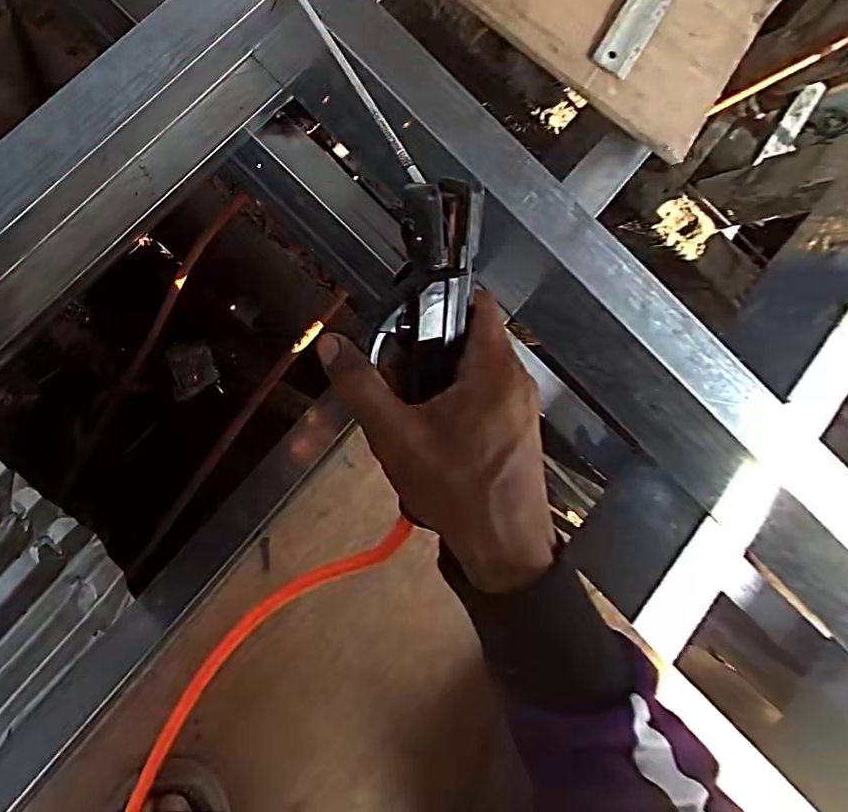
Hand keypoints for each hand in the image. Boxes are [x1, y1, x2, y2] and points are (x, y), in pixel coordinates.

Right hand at [314, 289, 554, 592]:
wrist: (505, 554)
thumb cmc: (455, 489)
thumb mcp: (394, 434)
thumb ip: (360, 384)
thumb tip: (330, 343)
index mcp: (493, 370)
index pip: (476, 302)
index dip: (438, 295)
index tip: (401, 311)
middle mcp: (513, 380)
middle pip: (462, 337)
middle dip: (421, 347)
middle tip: (391, 375)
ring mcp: (517, 406)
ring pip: (466, 368)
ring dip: (429, 377)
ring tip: (401, 407)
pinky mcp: (512, 428)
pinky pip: (475, 393)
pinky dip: (445, 398)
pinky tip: (422, 430)